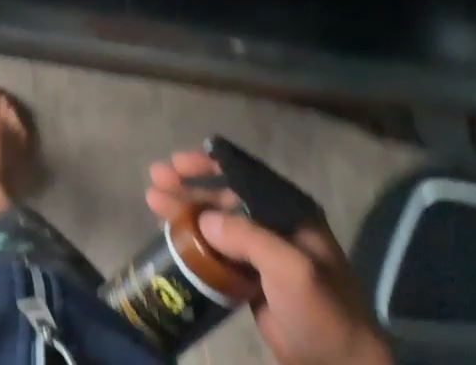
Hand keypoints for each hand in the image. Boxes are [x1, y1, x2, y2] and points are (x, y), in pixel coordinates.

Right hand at [147, 150, 391, 364]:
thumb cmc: (322, 312)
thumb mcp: (291, 269)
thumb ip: (249, 237)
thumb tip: (204, 219)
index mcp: (292, 215)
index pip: (246, 177)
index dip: (210, 165)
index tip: (178, 162)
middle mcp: (276, 227)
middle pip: (224, 196)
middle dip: (189, 186)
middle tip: (156, 179)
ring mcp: (262, 253)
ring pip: (215, 221)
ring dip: (184, 208)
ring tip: (153, 200)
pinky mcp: (250, 277)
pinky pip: (214, 248)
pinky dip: (190, 237)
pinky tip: (169, 231)